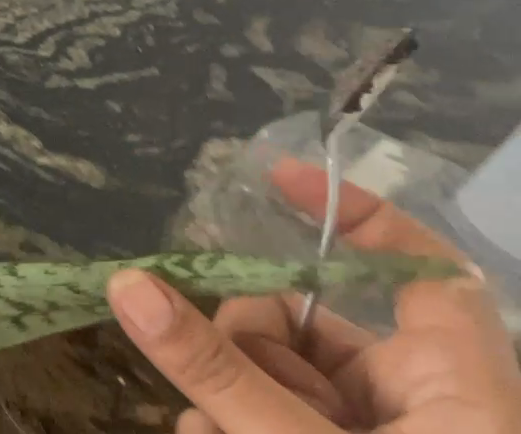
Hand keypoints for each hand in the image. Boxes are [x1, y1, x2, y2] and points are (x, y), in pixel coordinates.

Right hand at [107, 158, 520, 433]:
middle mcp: (427, 405)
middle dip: (239, 338)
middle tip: (198, 373)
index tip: (269, 177)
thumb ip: (218, 372)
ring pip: (281, 375)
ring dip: (223, 388)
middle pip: (314, 323)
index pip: (419, 271)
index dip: (355, 214)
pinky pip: (274, 414)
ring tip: (201, 427)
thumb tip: (125, 280)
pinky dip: (232, 419)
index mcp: (460, 391)